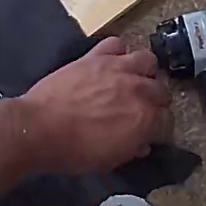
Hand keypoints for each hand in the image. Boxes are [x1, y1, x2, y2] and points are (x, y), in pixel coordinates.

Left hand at [18, 37, 170, 174]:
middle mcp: (138, 90)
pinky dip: (117, 53)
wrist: (38, 129)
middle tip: (141, 109)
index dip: (159, 128)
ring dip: (144, 72)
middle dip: (155, 101)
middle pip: (162, 90)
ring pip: (148, 60)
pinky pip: (117, 45)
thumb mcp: (109, 160)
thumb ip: (131, 149)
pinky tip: (110, 64)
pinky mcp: (96, 56)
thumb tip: (142, 144)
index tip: (150, 132)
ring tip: (132, 81)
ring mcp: (118, 69)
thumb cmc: (73, 151)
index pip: (168, 121)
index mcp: (145, 119)